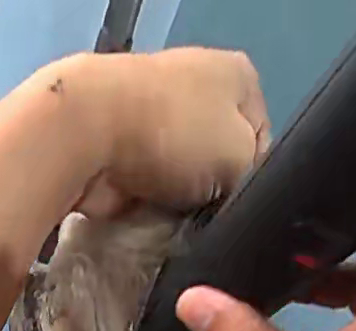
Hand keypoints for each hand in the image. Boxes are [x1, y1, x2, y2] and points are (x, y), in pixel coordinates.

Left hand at [53, 49, 269, 215]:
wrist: (92, 135)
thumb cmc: (177, 135)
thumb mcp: (242, 154)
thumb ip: (253, 177)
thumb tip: (234, 198)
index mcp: (237, 77)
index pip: (263, 143)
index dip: (255, 182)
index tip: (239, 208)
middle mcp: (199, 92)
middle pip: (221, 166)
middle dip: (215, 198)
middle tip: (209, 222)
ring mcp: (158, 122)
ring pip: (186, 185)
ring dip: (183, 211)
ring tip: (181, 227)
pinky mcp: (127, 152)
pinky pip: (153, 195)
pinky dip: (154, 213)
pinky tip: (155, 226)